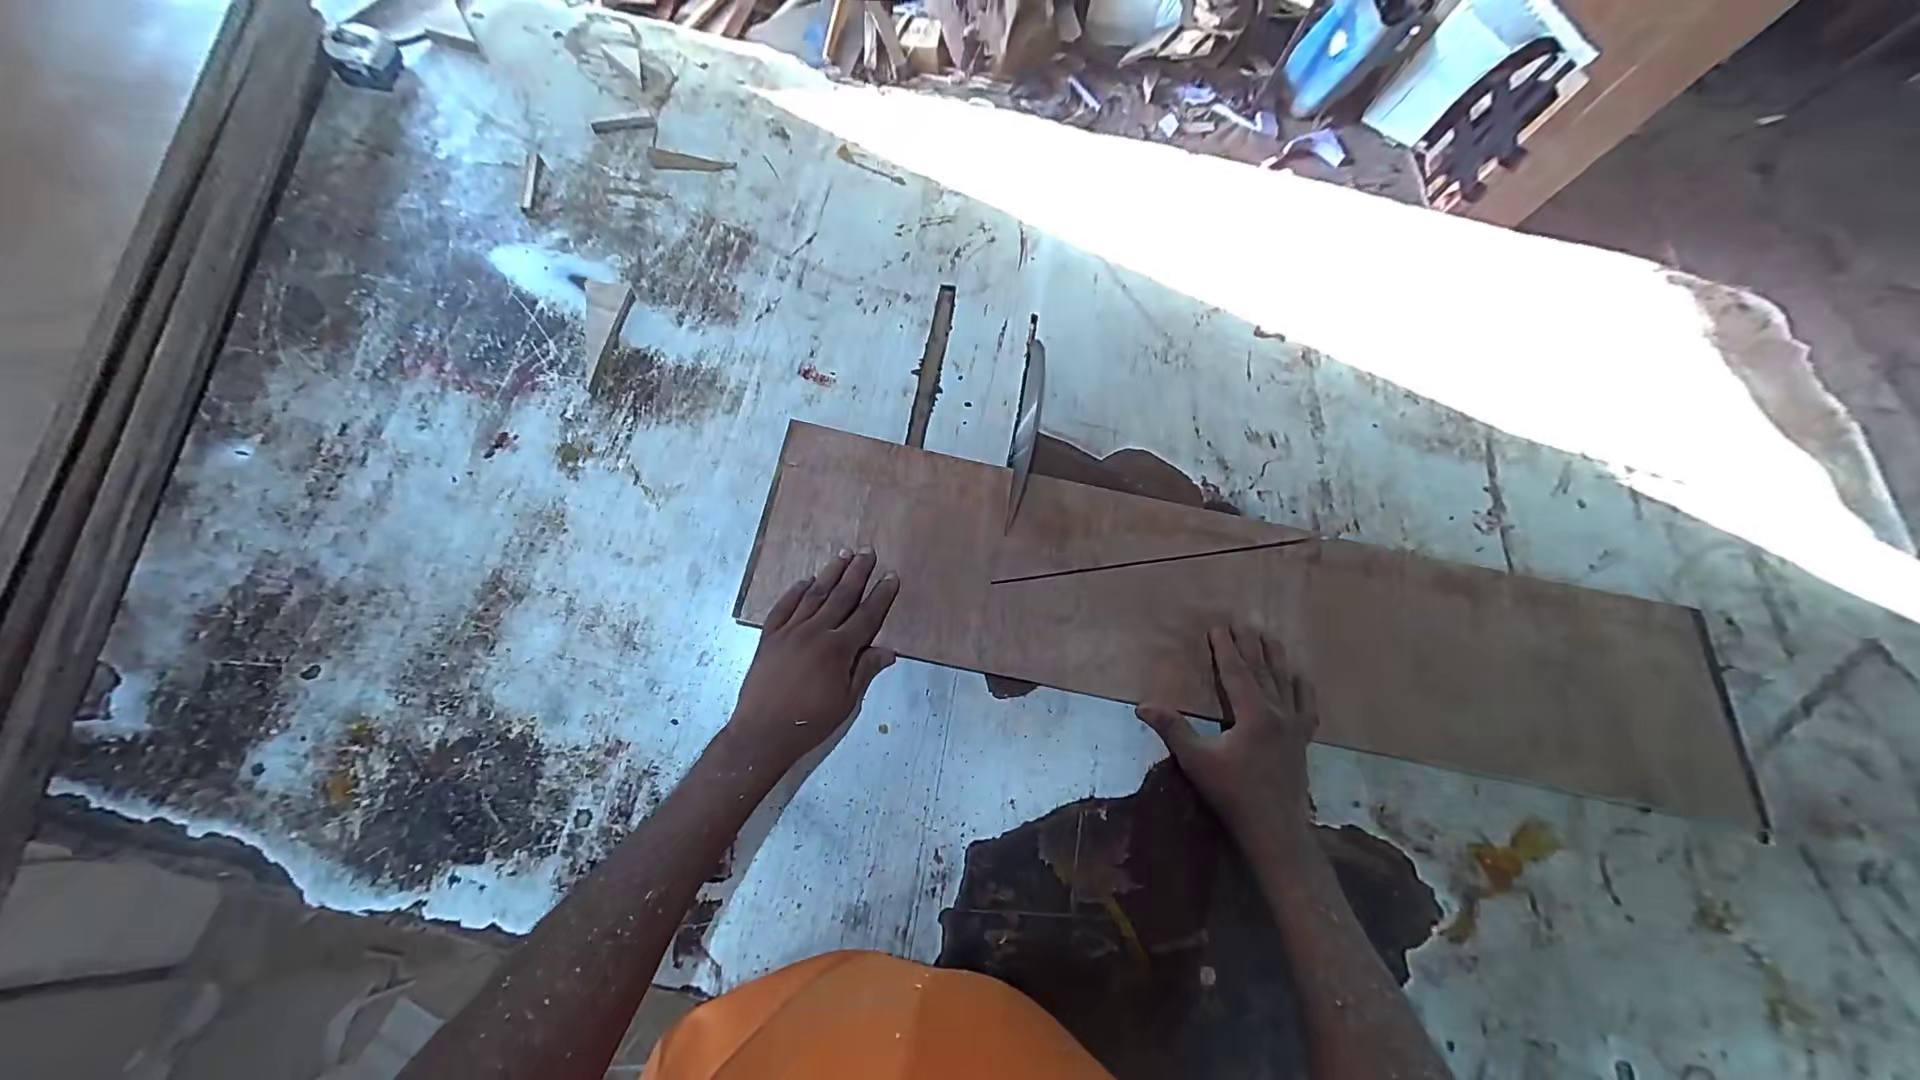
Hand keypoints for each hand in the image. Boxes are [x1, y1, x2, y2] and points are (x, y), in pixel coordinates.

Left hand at [724, 550, 899, 771]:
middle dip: (857, 572)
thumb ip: (865, 670)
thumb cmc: (810, 721)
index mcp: (838, 649)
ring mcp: (789, 632)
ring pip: (814, 595)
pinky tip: (805, 581)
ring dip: (830, 574)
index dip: (881, 595)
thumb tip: (888, 650)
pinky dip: (795, 592)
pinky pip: (784, 607)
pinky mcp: (770, 637)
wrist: (762, 732)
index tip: (891, 576)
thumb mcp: (846, 701)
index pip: (866, 615)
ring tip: (843, 555)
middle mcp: (815, 632)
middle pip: (841, 596)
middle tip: (868, 552)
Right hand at [1137, 624, 1317, 833]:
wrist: (1276, 830)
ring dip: (1275, 658)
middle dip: (1251, 646)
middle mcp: (1278, 714)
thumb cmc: (1234, 794)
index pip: (1236, 673)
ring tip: (1270, 637)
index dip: (1226, 649)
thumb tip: (1142, 706)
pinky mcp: (1303, 742)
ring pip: (1285, 683)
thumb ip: (1172, 729)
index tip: (1218, 627)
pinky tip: (1300, 678)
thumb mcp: (1197, 761)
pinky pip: (1305, 707)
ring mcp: (1294, 728)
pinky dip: (1301, 688)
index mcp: (1254, 715)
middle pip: (1263, 671)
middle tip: (1243, 622)